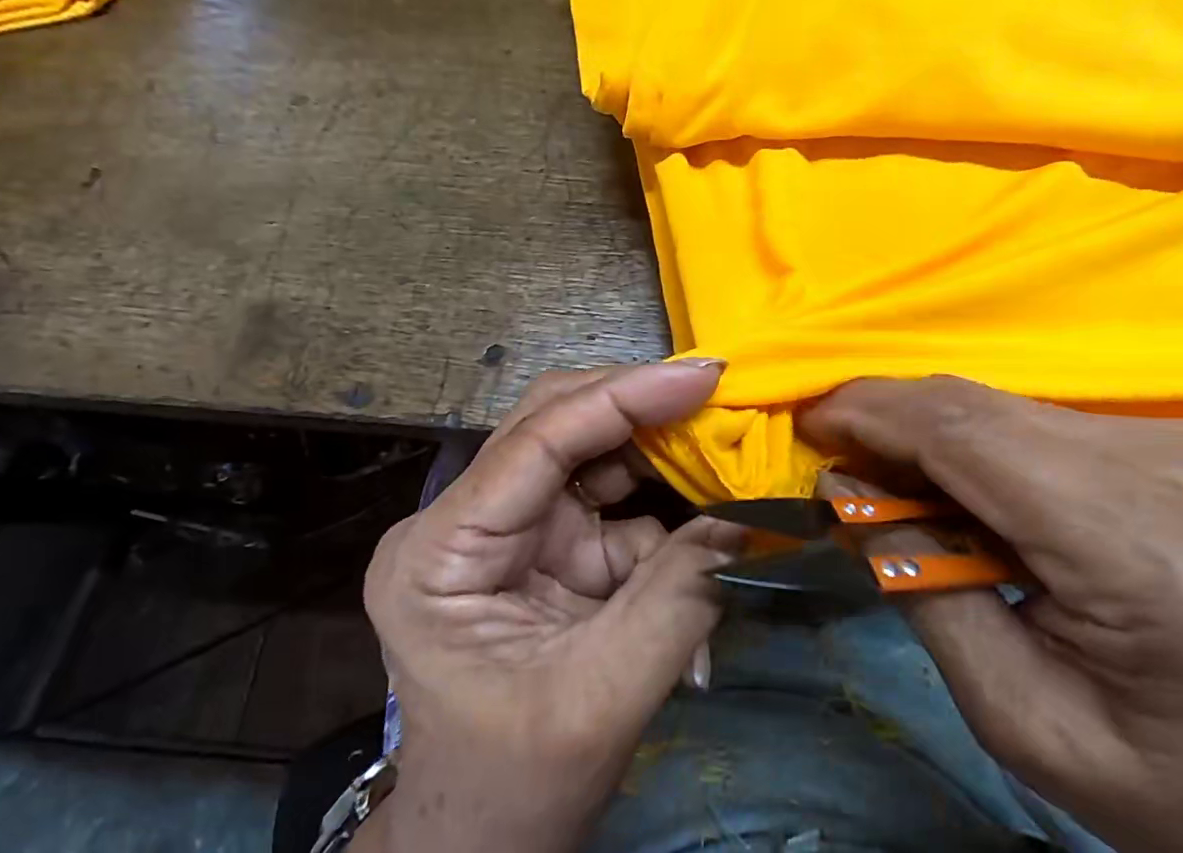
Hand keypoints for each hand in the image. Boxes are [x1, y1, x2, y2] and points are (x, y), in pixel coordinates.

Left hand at [357, 361, 744, 852]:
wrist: (490, 842)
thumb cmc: (519, 783)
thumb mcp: (601, 698)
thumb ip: (677, 602)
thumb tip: (742, 525)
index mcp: (441, 551)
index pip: (535, 441)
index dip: (623, 397)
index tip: (703, 375)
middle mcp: (469, 520)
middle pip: (556, 424)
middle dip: (639, 406)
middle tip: (718, 393)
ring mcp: (514, 530)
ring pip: (590, 451)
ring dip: (658, 449)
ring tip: (721, 446)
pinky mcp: (554, 547)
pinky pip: (618, 506)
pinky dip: (667, 513)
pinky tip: (705, 535)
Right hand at [801, 376, 1182, 852]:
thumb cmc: (1177, 796)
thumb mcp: (1023, 725)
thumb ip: (926, 592)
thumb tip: (849, 489)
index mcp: (1163, 568)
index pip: (983, 442)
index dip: (882, 416)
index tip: (812, 419)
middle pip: (998, 412)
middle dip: (899, 419)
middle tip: (838, 451)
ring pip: (1023, 408)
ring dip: (943, 433)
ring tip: (898, 476)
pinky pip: (1061, 422)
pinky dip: (995, 443)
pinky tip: (975, 485)